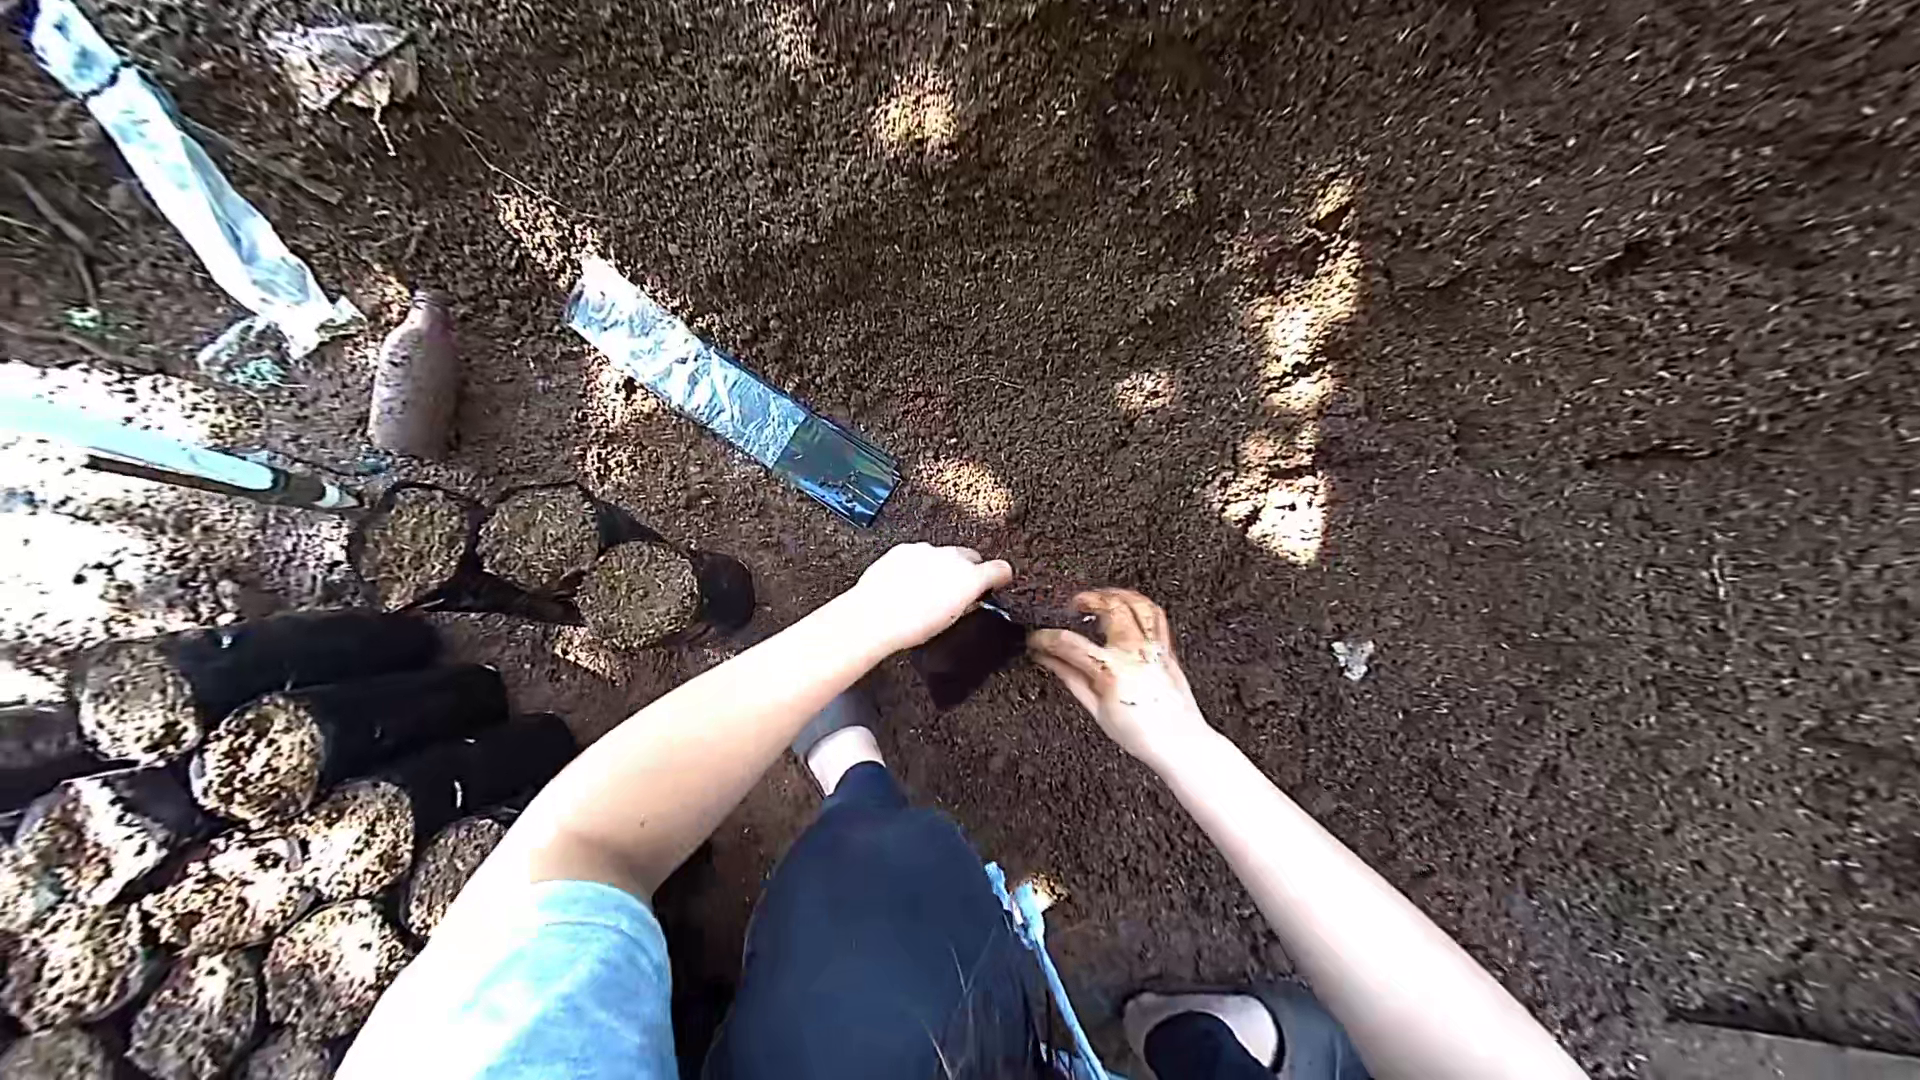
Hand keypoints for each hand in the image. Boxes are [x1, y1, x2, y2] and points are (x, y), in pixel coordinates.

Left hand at [847, 543, 1013, 653]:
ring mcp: (927, 550)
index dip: (1001, 577)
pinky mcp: (905, 548)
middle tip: (955, 592)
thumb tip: (970, 598)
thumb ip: (966, 602)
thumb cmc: (910, 626)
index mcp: (970, 578)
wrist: (873, 617)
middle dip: (968, 571)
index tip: (998, 581)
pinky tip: (907, 583)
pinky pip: (920, 553)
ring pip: (945, 555)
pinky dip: (918, 564)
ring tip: (926, 591)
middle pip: (972, 558)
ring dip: (941, 567)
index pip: (1001, 569)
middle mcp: (952, 559)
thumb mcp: (951, 620)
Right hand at [1029, 588, 1214, 766]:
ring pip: (1137, 603)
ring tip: (1099, 597)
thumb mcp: (1095, 709)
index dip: (1045, 637)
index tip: (1037, 638)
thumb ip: (1070, 678)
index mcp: (1111, 670)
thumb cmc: (1142, 734)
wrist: (1180, 744)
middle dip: (1085, 599)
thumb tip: (1049, 660)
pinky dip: (1138, 605)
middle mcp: (1134, 653)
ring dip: (1114, 594)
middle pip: (1109, 607)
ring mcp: (1153, 648)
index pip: (1069, 643)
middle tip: (1072, 605)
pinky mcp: (1166, 649)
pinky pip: (1155, 615)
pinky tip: (1126, 606)